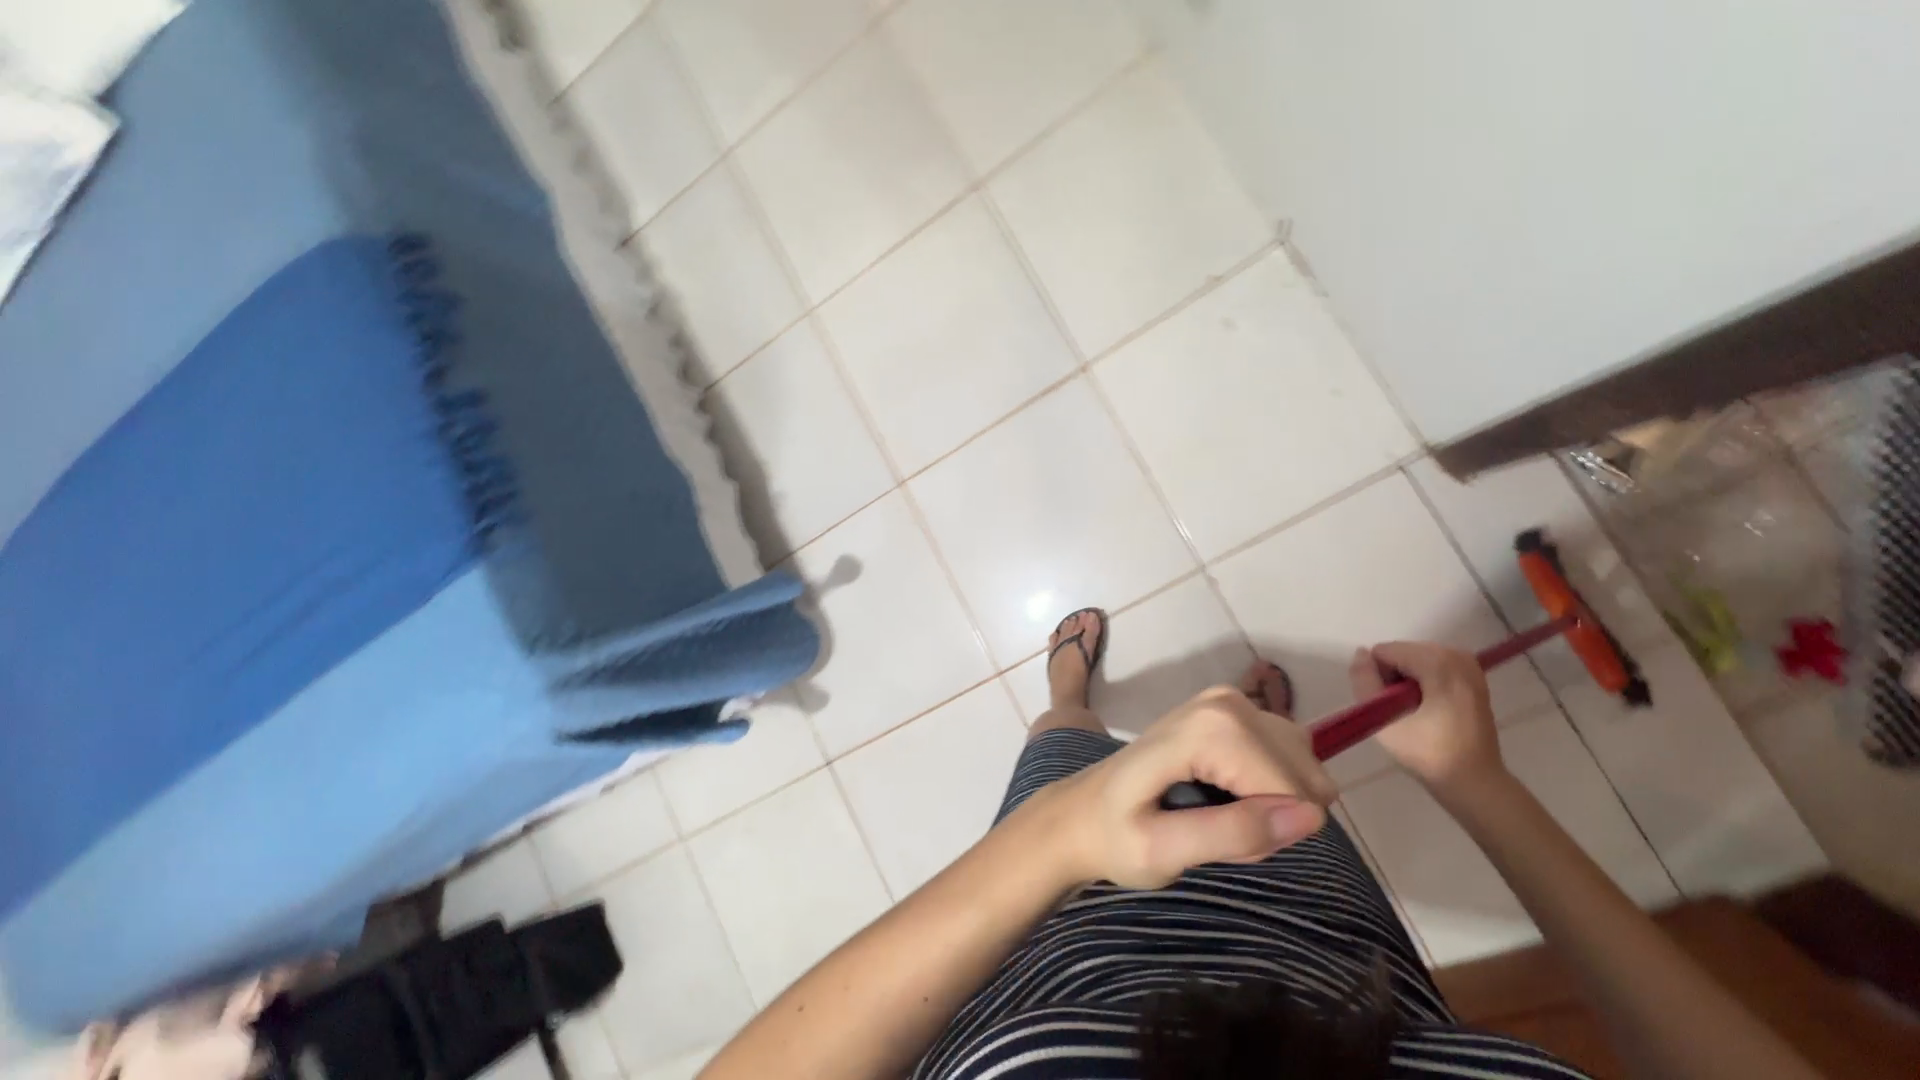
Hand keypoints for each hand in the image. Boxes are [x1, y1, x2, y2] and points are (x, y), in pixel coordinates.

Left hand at [1031, 687, 1336, 889]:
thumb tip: (1311, 815)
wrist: (1079, 815)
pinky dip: (1266, 790)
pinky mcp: (1233, 712)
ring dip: (1272, 805)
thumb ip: (1233, 833)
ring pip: (1299, 767)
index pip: (1293, 789)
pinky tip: (1223, 801)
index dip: (1267, 832)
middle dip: (1272, 817)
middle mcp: (1227, 702)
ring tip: (1215, 818)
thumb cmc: (1113, 838)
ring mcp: (1230, 702)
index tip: (1216, 843)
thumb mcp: (1163, 851)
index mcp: (1209, 729)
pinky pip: (1285, 758)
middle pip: (1302, 775)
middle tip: (1213, 833)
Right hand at [1350, 642, 1506, 795]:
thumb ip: (1366, 684)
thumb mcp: (1384, 722)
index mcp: (1439, 665)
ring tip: (1410, 708)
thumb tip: (1361, 653)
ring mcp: (1470, 667)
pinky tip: (1426, 704)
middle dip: (1393, 674)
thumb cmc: (1428, 754)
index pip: (1388, 651)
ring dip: (1407, 678)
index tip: (1387, 706)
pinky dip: (1424, 679)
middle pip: (1405, 651)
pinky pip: (1436, 665)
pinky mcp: (1475, 679)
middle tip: (1397, 709)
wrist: (1474, 782)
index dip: (1378, 677)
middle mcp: (1458, 657)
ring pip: (1419, 657)